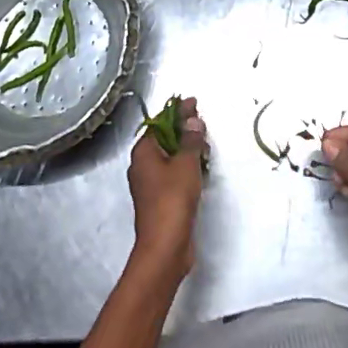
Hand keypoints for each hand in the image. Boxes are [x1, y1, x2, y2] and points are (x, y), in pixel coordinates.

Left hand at [127, 97, 206, 273]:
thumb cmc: (173, 199)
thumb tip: (193, 121)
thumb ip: (191, 140)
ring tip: (204, 144)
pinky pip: (172, 172)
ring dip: (186, 148)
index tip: (194, 102)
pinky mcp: (159, 198)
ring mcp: (149, 183)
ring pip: (168, 156)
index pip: (160, 122)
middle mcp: (142, 165)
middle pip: (163, 138)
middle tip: (202, 124)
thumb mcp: (186, 164)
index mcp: (143, 152)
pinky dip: (185, 166)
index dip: (178, 111)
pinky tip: (200, 167)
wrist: (165, 245)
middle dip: (183, 129)